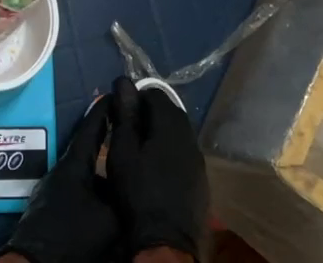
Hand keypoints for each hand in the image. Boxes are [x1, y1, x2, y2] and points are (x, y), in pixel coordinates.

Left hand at [0, 96, 120, 262]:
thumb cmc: (72, 237)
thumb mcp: (109, 218)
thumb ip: (122, 195)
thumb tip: (136, 184)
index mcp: (73, 165)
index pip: (91, 129)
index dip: (104, 111)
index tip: (116, 95)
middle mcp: (61, 172)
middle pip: (88, 151)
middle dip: (107, 141)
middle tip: (128, 132)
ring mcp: (53, 190)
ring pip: (84, 173)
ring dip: (102, 171)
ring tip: (125, 170)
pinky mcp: (50, 209)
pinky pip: (78, 189)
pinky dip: (94, 188)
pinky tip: (108, 200)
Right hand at [107, 77, 209, 259]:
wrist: (167, 241)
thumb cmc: (139, 193)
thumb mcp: (123, 152)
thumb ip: (125, 115)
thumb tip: (124, 81)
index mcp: (171, 126)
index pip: (155, 94)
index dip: (136, 97)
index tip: (121, 113)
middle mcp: (191, 138)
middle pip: (170, 112)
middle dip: (149, 115)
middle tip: (128, 131)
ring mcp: (199, 161)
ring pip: (179, 134)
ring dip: (161, 134)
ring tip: (140, 150)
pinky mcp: (201, 180)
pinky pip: (185, 154)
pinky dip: (171, 152)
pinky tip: (157, 169)